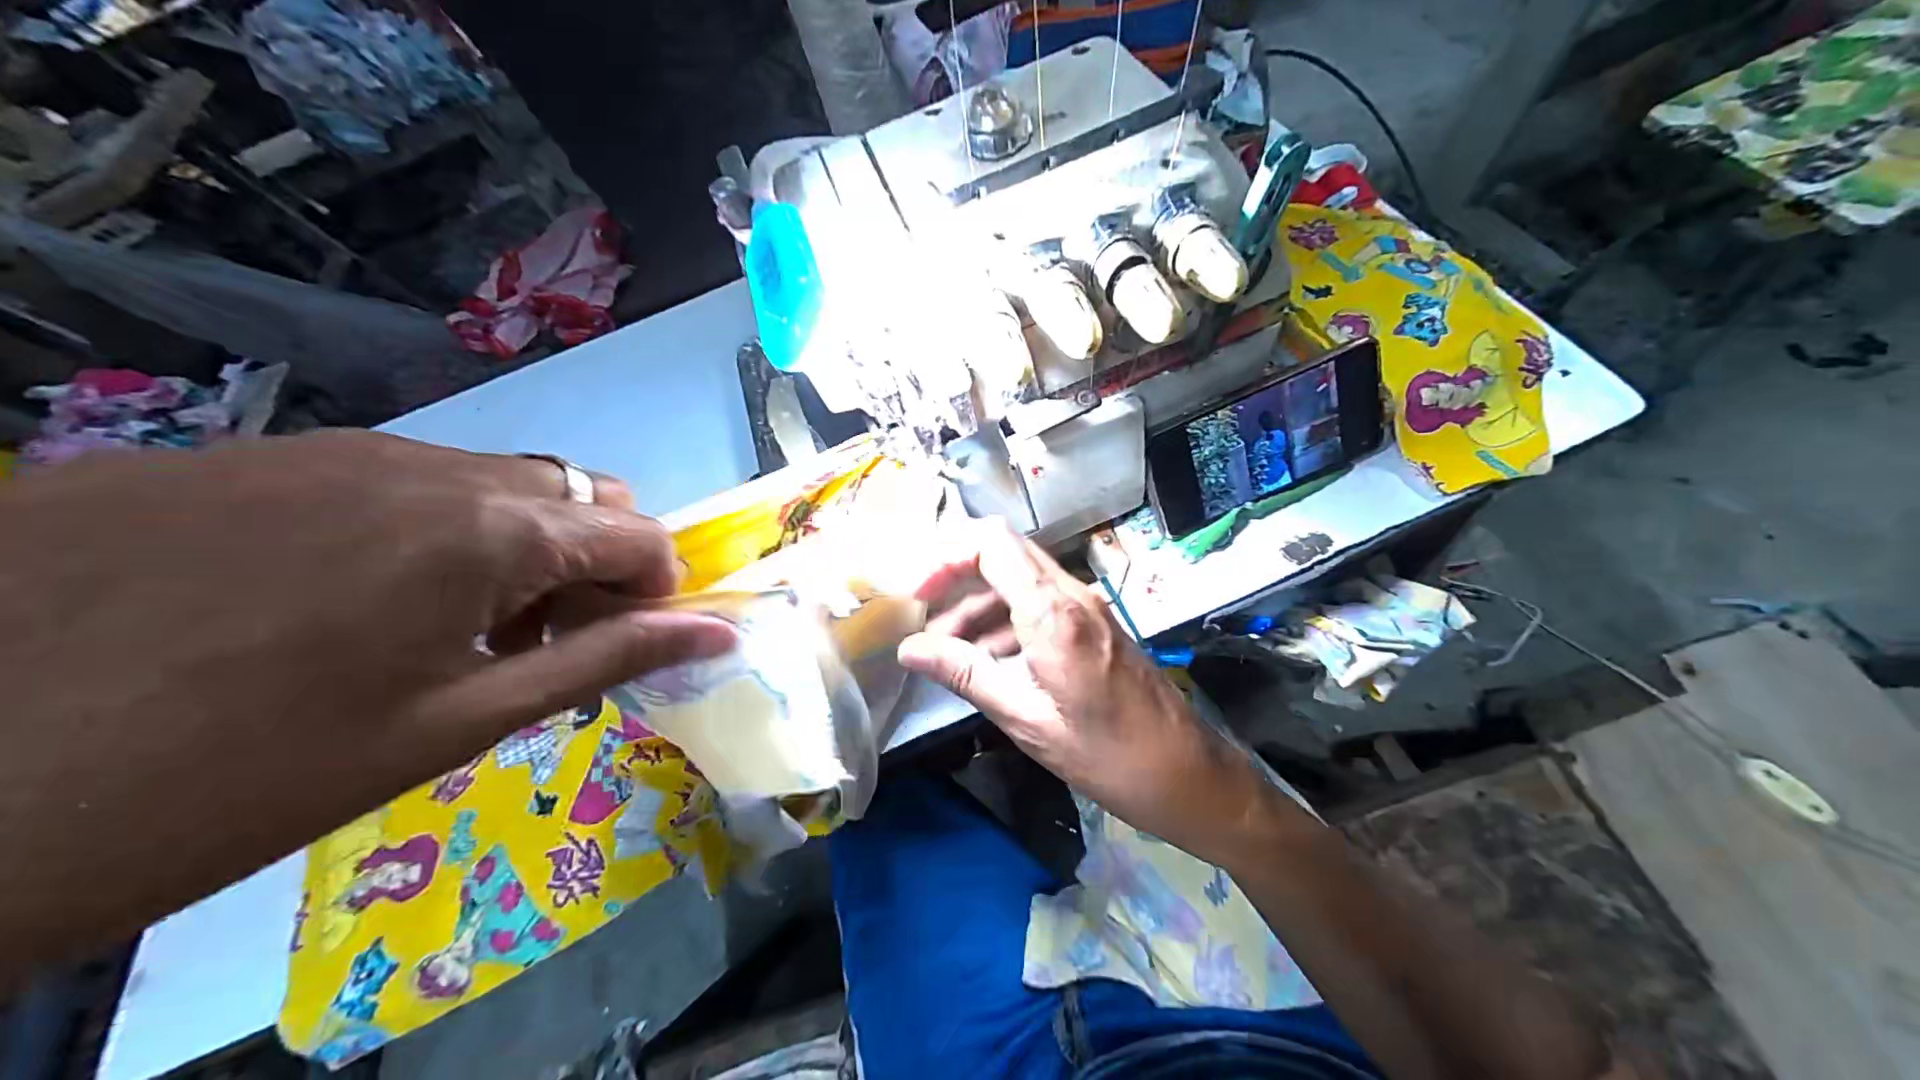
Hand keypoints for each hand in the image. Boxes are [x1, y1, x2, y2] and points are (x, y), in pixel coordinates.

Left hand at [0, 430, 732, 974]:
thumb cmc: (251, 772)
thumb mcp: (459, 723)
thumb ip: (606, 661)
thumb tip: (719, 635)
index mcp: (493, 529)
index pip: (641, 534)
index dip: (654, 594)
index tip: (611, 653)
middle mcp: (434, 465)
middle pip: (578, 496)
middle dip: (592, 566)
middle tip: (536, 646)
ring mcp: (341, 450)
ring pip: (496, 483)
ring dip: (518, 548)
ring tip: (445, 631)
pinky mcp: (261, 456)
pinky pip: (402, 480)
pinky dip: (433, 530)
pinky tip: (350, 601)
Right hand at [897, 521, 1275, 859]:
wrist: (1188, 774)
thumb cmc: (1108, 755)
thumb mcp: (1026, 718)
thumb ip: (965, 674)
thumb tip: (908, 649)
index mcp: (1053, 613)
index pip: (991, 543)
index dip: (945, 558)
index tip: (916, 596)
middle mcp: (1071, 595)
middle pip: (1003, 552)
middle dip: (955, 578)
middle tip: (921, 616)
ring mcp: (1085, 607)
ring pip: (1018, 580)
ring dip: (977, 605)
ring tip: (943, 649)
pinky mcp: (1091, 626)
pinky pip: (1037, 604)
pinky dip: (1003, 621)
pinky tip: (982, 660)